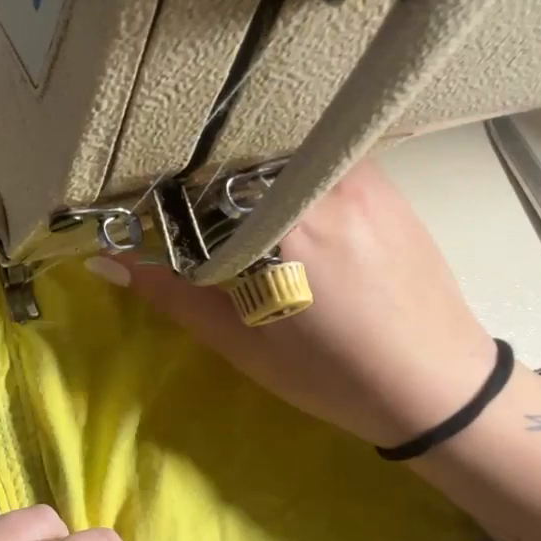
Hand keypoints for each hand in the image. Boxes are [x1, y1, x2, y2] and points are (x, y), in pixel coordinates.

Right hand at [118, 159, 494, 445]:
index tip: (145, 215)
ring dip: (245, 180)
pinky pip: (316, 162)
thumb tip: (105, 262)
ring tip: (231, 218)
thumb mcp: (242, 341)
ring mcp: (363, 177)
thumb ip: (173, 293)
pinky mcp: (385, 183)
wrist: (435, 384)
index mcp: (287, 226)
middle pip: (240, 159)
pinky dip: (285, 180)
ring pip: (279, 156)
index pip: (201, 180)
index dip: (164, 195)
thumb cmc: (331, 375)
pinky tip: (281, 215)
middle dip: (203, 184)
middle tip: (184, 219)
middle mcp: (327, 184)